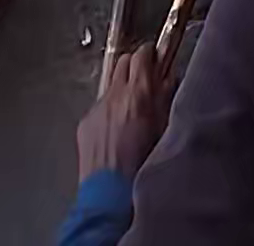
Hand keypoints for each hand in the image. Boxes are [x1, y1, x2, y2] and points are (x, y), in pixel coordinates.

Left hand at [76, 44, 163, 184]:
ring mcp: (97, 106)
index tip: (155, 57)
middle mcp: (115, 94)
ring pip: (111, 83)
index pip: (142, 55)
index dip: (150, 54)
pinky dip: (109, 110)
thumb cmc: (144, 170)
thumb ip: (166, 100)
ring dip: (122, 88)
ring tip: (132, 109)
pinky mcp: (85, 120)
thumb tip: (168, 79)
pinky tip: (117, 130)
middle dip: (135, 65)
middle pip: (124, 61)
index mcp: (138, 95)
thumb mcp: (165, 132)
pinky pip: (100, 105)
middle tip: (145, 79)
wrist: (111, 198)